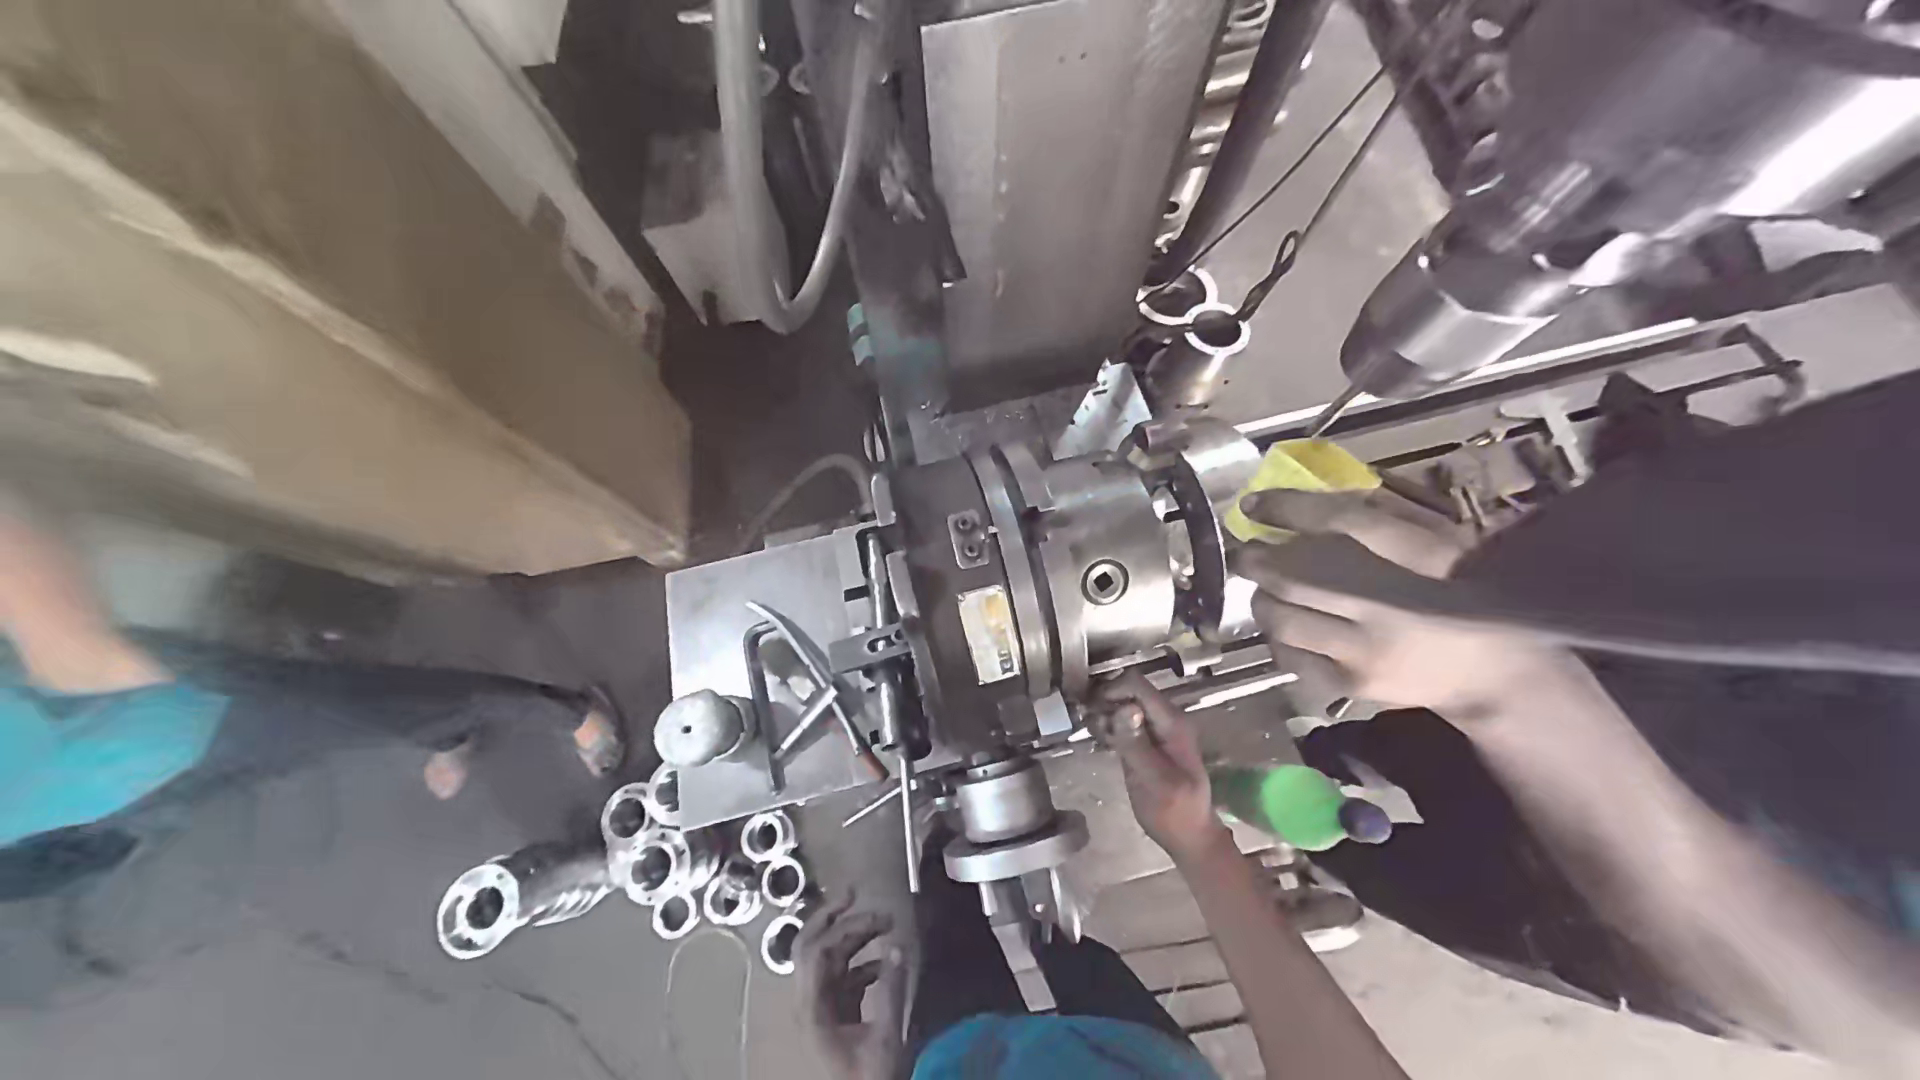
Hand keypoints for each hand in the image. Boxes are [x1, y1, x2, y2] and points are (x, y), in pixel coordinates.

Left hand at [796, 890, 908, 1079]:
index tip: (858, 898)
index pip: (815, 952)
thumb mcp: (886, 1038)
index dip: (835, 922)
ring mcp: (820, 1011)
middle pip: (812, 949)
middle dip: (833, 919)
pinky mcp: (834, 1018)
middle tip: (858, 896)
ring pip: (829, 961)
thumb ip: (892, 990)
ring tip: (886, 925)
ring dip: (853, 939)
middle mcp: (809, 1004)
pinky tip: (887, 962)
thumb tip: (898, 946)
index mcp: (812, 1009)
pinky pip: (843, 978)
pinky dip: (862, 963)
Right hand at [1097, 673, 1224, 861]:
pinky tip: (1104, 741)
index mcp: (1172, 722)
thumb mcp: (1154, 782)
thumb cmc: (1174, 812)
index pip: (1136, 684)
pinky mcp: (1146, 738)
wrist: (1189, 836)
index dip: (1111, 691)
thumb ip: (1136, 744)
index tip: (1092, 712)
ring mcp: (1156, 727)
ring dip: (1105, 713)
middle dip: (1105, 701)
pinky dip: (1110, 724)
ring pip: (1124, 702)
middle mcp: (1165, 717)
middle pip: (1128, 689)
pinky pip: (1124, 719)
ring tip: (1098, 736)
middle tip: (1092, 727)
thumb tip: (1123, 708)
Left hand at [1232, 489, 1577, 720]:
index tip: (1252, 503)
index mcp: (1421, 562)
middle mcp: (1387, 611)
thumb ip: (1384, 514)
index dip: (1287, 508)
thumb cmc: (1463, 594)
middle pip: (1293, 580)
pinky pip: (1289, 655)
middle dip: (1255, 562)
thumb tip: (1314, 494)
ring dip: (1262, 599)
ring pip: (1282, 620)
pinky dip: (1277, 635)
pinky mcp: (1349, 684)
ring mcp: (1364, 653)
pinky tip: (1286, 624)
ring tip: (1265, 589)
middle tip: (1245, 552)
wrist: (1494, 675)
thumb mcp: (1438, 542)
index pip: (1339, 522)